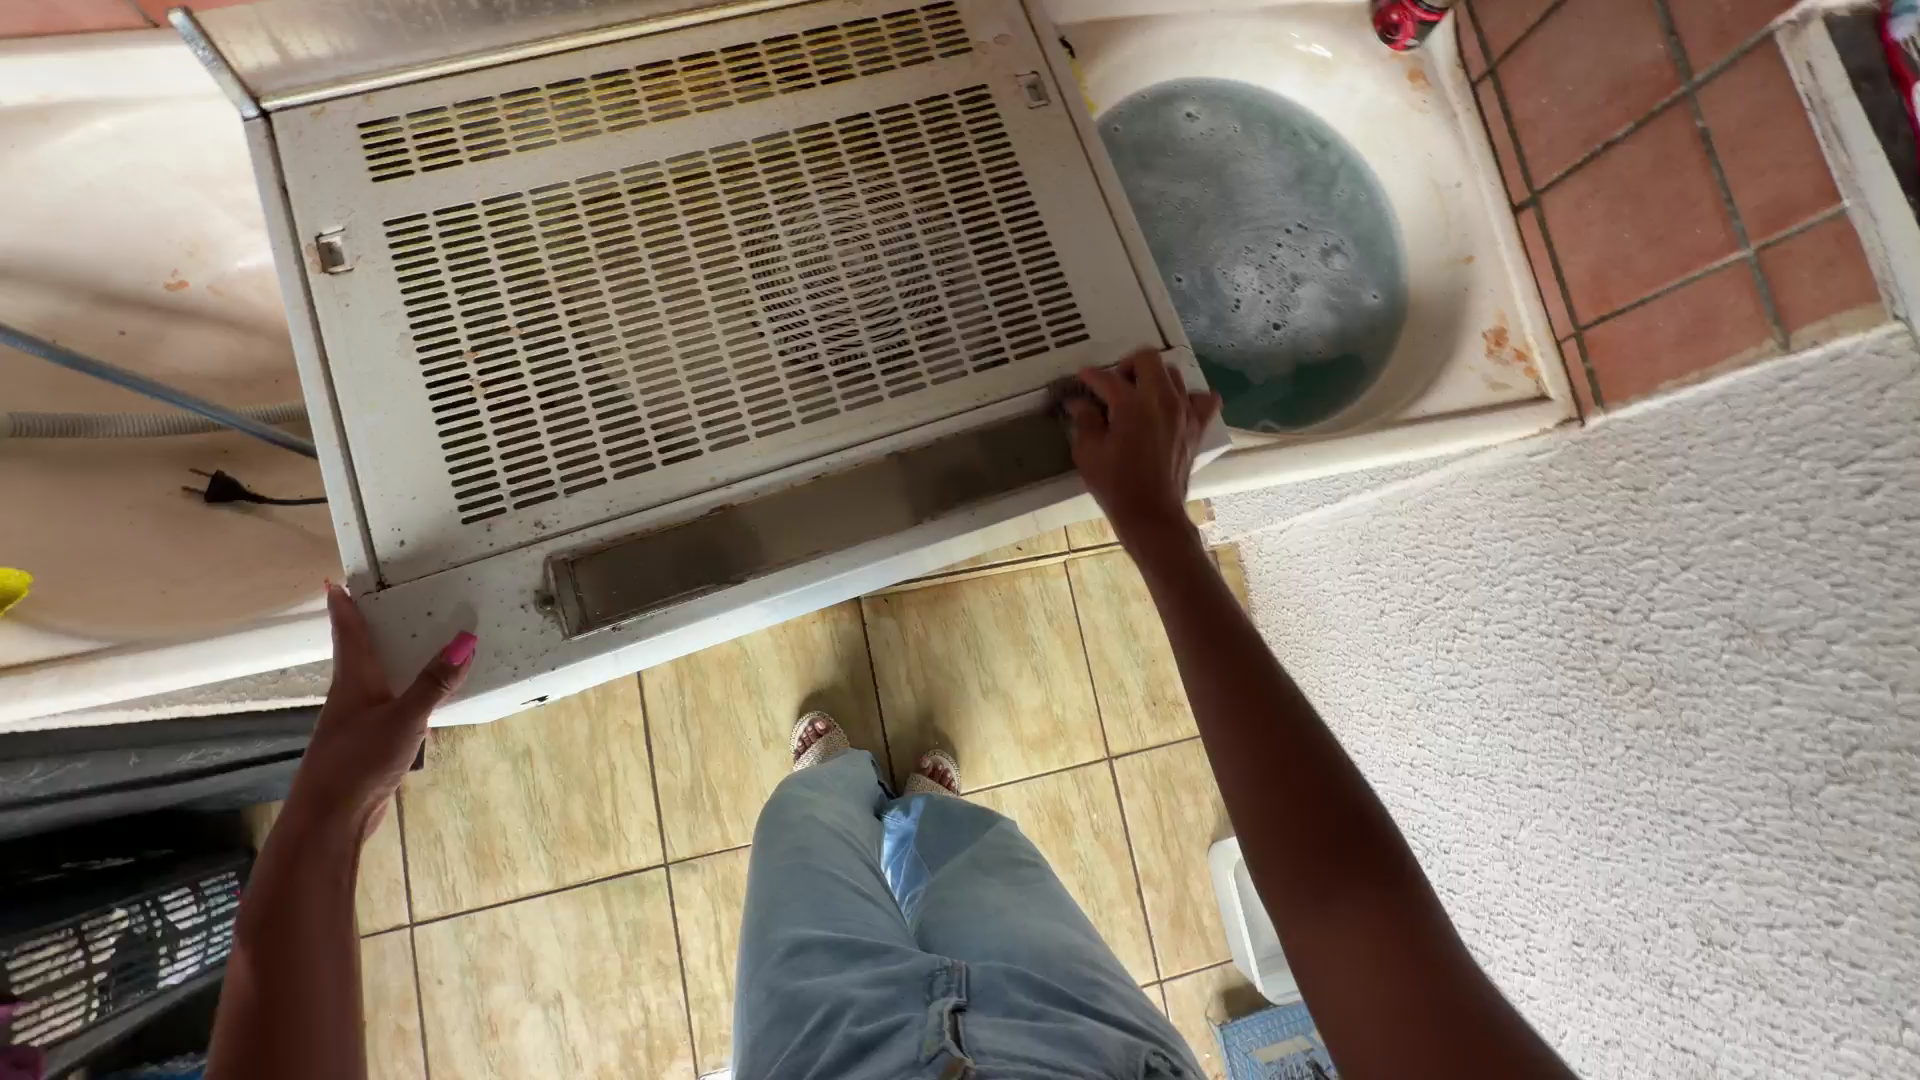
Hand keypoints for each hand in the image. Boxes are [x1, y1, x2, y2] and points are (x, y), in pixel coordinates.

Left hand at [285, 585, 475, 836]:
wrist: (330, 820)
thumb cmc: (357, 762)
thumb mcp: (405, 719)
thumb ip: (436, 682)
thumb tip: (466, 640)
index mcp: (354, 684)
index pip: (348, 636)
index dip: (343, 609)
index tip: (331, 584)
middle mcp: (352, 697)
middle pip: (359, 655)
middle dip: (368, 629)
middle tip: (384, 603)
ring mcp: (358, 722)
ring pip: (376, 680)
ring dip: (391, 661)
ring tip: (413, 643)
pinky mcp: (368, 744)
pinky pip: (391, 704)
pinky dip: (406, 690)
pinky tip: (424, 697)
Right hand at [1064, 347, 1221, 549]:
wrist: (1151, 514)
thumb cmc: (1115, 485)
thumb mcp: (1088, 452)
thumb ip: (1084, 420)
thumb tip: (1078, 403)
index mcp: (1132, 404)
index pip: (1107, 378)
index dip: (1090, 377)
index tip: (1082, 380)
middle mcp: (1162, 400)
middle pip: (1147, 359)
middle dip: (1127, 366)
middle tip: (1115, 385)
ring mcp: (1185, 411)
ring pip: (1173, 374)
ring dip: (1154, 379)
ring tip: (1141, 397)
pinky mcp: (1198, 427)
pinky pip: (1204, 398)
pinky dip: (1189, 397)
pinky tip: (1175, 408)